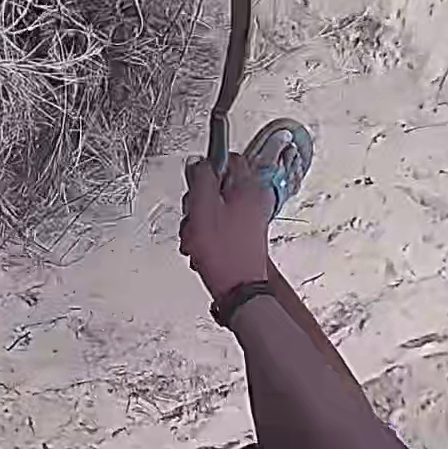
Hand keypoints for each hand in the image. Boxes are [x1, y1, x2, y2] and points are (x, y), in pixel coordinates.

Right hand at [179, 155, 272, 297]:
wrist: (238, 290)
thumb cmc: (225, 253)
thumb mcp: (203, 207)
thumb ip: (200, 179)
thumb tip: (197, 161)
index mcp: (248, 188)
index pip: (229, 158)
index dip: (208, 167)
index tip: (196, 179)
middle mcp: (253, 201)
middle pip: (217, 185)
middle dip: (198, 199)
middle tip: (194, 213)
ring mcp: (248, 219)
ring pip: (214, 206)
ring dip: (198, 219)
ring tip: (195, 235)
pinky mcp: (242, 235)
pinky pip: (217, 224)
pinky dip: (205, 233)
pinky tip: (200, 245)